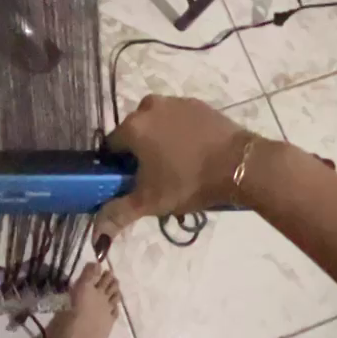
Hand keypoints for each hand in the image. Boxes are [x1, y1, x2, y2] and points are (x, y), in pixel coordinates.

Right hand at [99, 95, 252, 239]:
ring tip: (177, 165)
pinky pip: (178, 119)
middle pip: (134, 133)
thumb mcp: (151, 202)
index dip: (118, 167)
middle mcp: (148, 107)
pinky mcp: (198, 104)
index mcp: (131, 127)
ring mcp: (175, 102)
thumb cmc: (189, 181)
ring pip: (156, 124)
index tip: (131, 182)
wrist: (240, 164)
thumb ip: (119, 214)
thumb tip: (96, 235)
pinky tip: (194, 152)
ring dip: (159, 140)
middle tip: (156, 177)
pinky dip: (180, 133)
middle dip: (140, 152)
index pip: (111, 147)